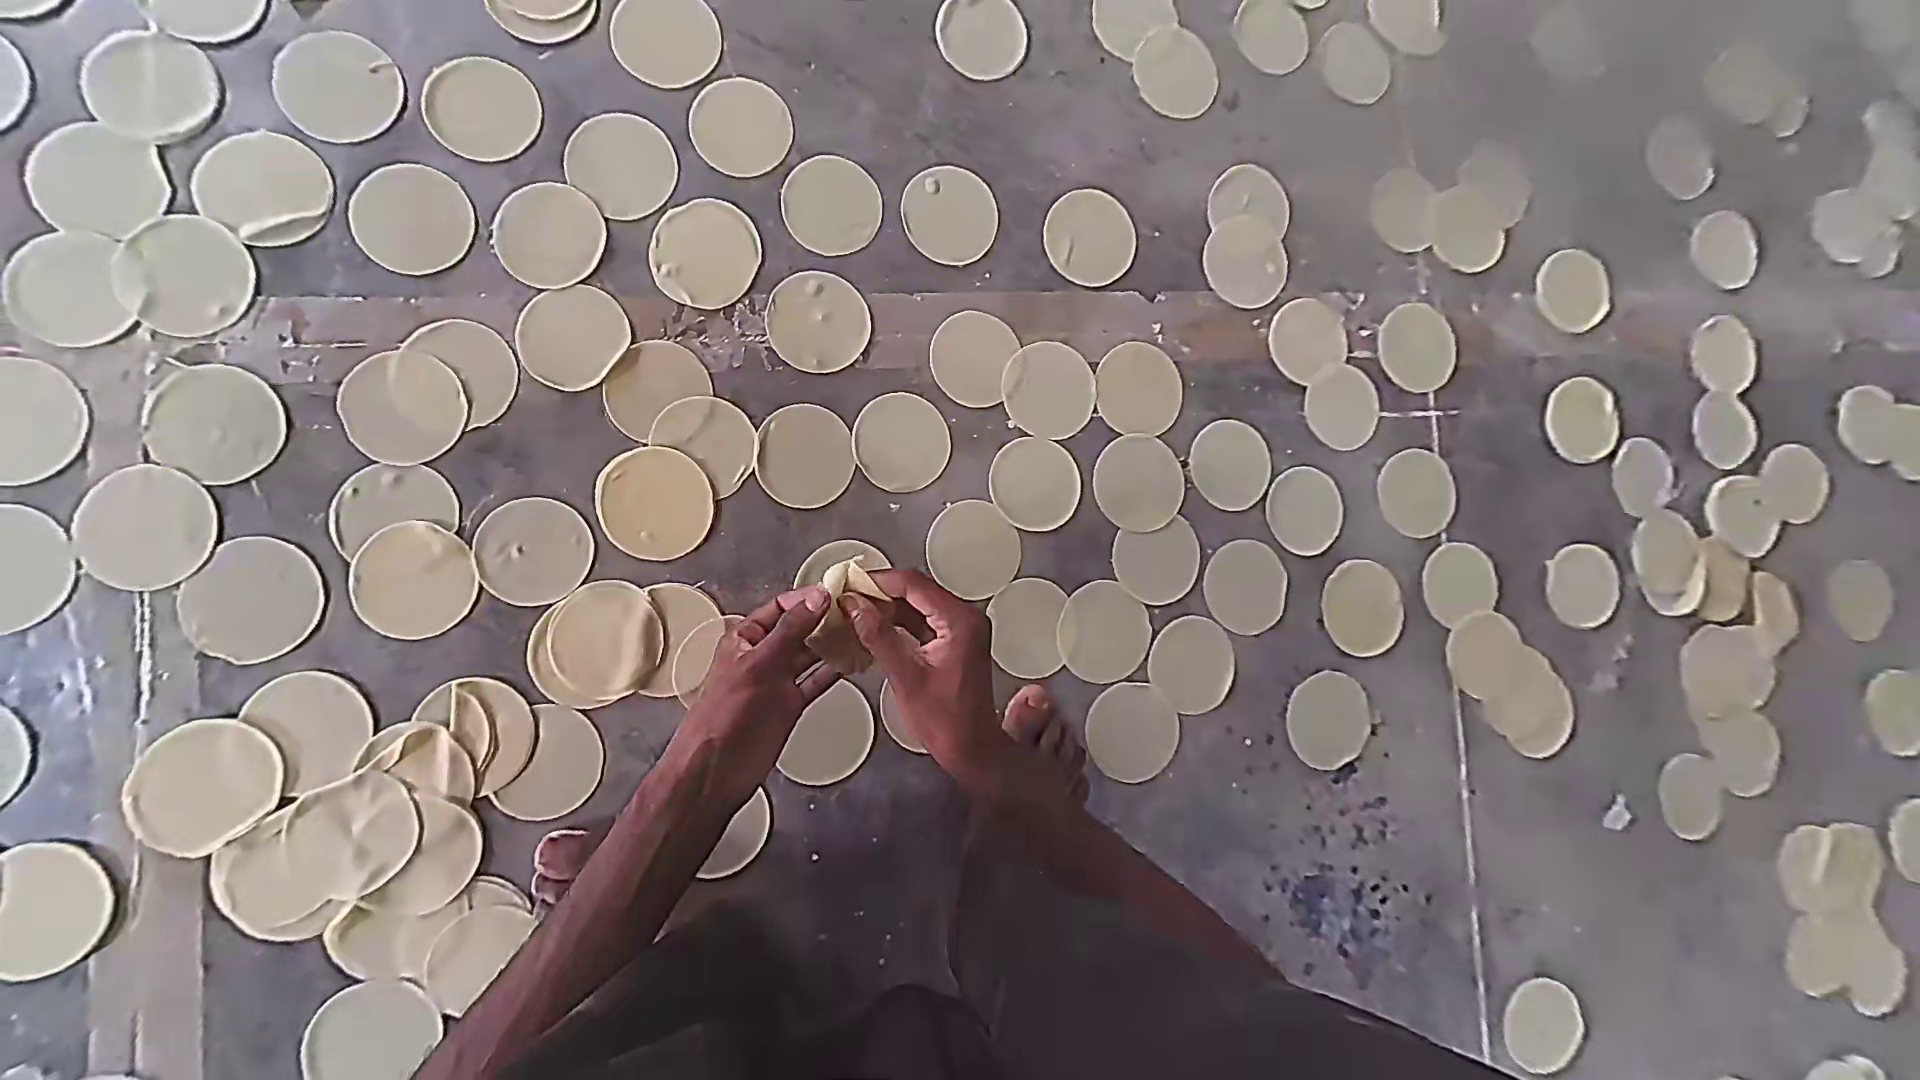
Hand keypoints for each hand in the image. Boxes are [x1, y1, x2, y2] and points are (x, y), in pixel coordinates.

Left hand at [664, 586, 839, 808]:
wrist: (715, 772)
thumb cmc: (726, 715)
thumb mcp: (760, 664)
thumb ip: (791, 629)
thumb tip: (817, 597)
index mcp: (746, 639)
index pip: (781, 607)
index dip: (807, 598)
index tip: (837, 593)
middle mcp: (763, 655)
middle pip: (799, 628)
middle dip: (825, 619)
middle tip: (856, 611)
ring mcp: (778, 680)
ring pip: (811, 654)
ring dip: (832, 643)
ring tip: (861, 631)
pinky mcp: (791, 703)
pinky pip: (816, 680)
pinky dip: (833, 671)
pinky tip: (853, 661)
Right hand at [845, 569, 1006, 782]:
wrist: (972, 747)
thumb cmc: (945, 719)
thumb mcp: (905, 676)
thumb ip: (878, 637)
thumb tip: (854, 606)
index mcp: (960, 620)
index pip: (914, 584)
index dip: (879, 581)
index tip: (850, 584)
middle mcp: (965, 617)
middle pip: (917, 590)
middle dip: (880, 593)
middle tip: (847, 598)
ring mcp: (961, 628)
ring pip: (918, 604)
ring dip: (887, 607)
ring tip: (854, 611)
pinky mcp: (954, 640)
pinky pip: (922, 620)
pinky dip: (898, 622)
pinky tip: (873, 627)